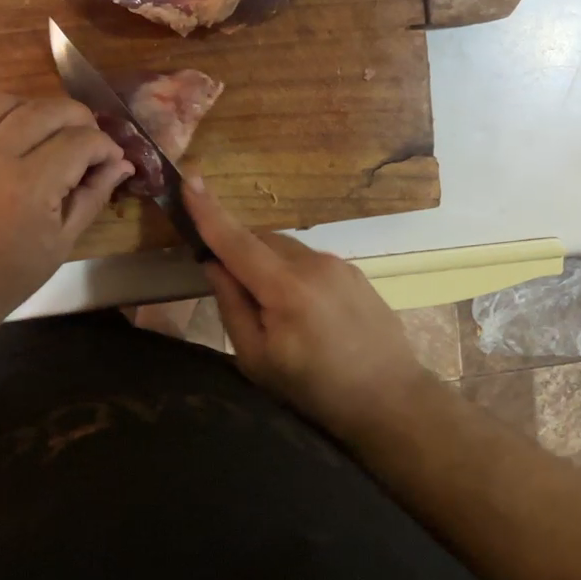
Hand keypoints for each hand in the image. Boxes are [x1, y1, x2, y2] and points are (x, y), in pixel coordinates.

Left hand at [0, 95, 132, 324]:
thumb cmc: (6, 276)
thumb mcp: (60, 243)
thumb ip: (92, 196)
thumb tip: (121, 164)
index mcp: (31, 185)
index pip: (81, 141)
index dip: (104, 146)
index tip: (110, 159)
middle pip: (48, 111)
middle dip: (79, 117)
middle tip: (88, 136)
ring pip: (9, 103)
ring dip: (38, 109)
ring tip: (50, 130)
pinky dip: (4, 120)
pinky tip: (14, 141)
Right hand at [183, 174, 436, 438]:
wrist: (391, 399)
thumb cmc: (316, 389)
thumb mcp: (257, 360)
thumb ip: (231, 306)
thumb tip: (214, 264)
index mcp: (286, 289)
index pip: (237, 241)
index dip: (208, 211)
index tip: (189, 179)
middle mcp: (313, 264)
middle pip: (260, 240)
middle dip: (238, 252)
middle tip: (233, 292)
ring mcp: (338, 264)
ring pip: (284, 249)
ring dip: (266, 265)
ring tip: (275, 313)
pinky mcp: (353, 272)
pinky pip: (308, 261)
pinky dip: (291, 274)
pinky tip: (304, 313)